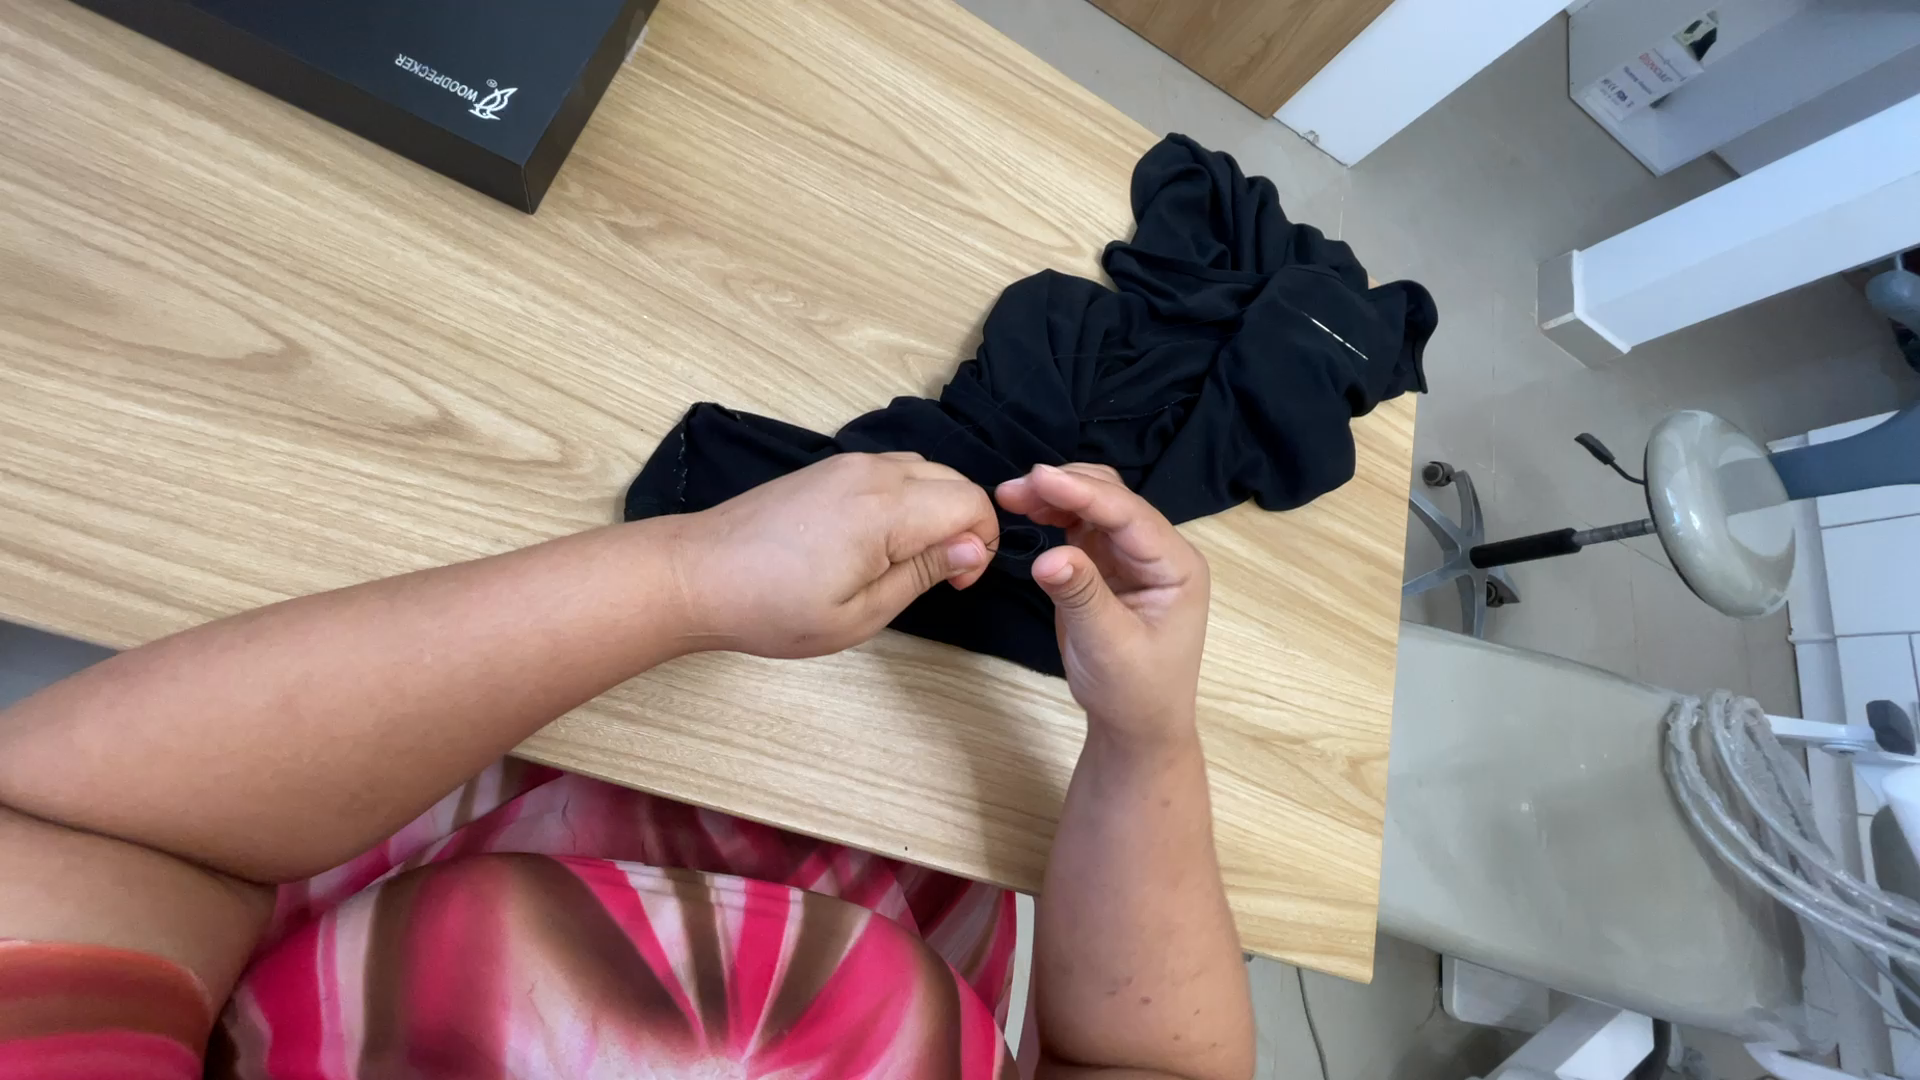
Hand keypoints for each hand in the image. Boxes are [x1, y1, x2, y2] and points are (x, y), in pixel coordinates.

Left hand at [665, 453, 996, 657]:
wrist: (697, 574)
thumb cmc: (774, 607)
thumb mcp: (860, 613)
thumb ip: (924, 572)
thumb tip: (974, 546)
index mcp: (887, 509)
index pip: (972, 503)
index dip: (981, 544)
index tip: (955, 583)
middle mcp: (873, 472)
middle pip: (955, 480)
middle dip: (964, 525)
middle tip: (937, 575)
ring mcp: (848, 464)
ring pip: (925, 470)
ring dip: (936, 509)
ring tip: (907, 557)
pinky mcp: (828, 467)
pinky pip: (892, 469)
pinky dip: (908, 497)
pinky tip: (879, 537)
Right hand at [995, 464, 1208, 741]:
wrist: (1135, 725)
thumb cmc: (1135, 691)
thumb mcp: (1109, 647)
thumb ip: (1082, 595)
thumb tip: (1047, 556)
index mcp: (1176, 566)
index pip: (1129, 515)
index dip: (1084, 492)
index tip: (1039, 477)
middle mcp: (1157, 551)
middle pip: (1113, 499)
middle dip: (1066, 487)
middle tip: (1014, 488)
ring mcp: (1130, 555)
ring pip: (1094, 505)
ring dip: (1055, 495)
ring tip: (1011, 495)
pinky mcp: (1104, 563)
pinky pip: (1079, 526)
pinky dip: (1053, 513)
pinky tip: (1027, 510)